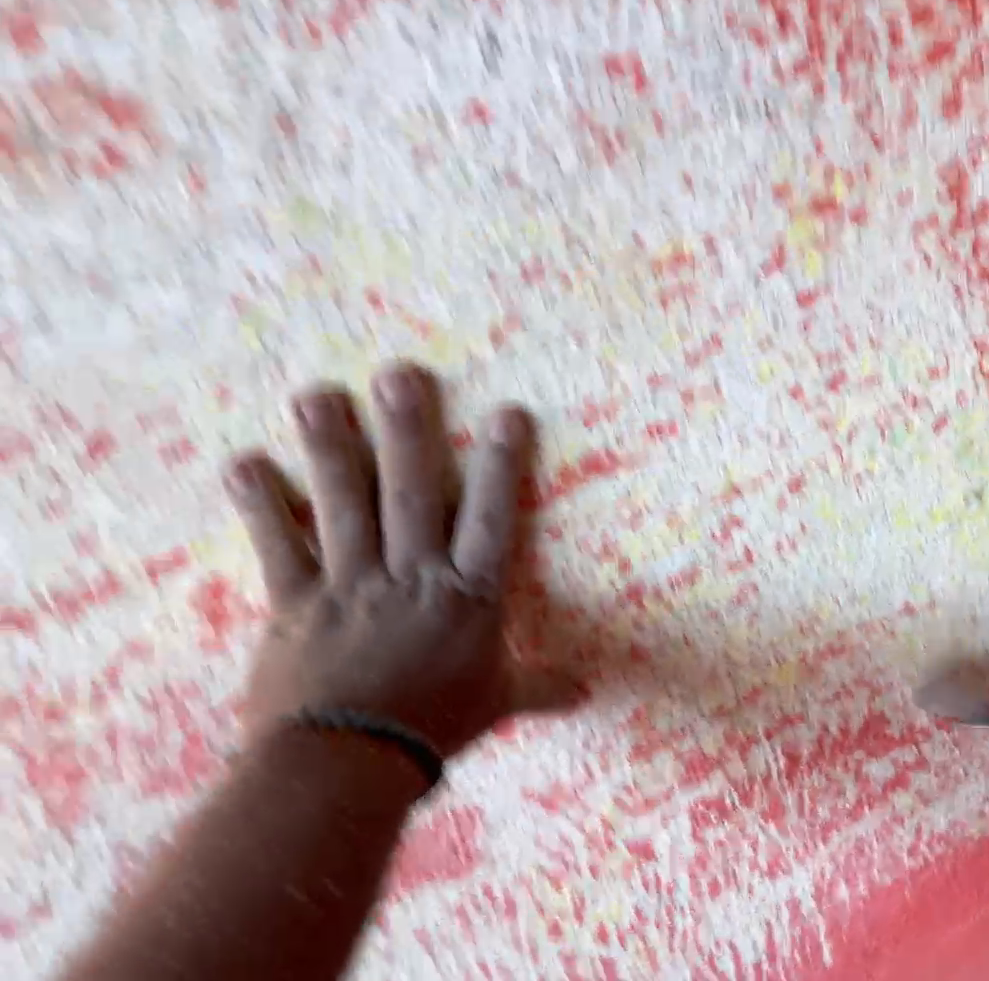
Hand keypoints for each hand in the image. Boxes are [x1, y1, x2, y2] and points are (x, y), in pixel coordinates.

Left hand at [224, 363, 571, 761]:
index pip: (492, 517)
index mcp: (470, 595)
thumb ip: (543, 686)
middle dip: (408, 433)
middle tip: (399, 375)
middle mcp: (413, 577)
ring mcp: (350, 587)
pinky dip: (262, 506)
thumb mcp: (500, 702)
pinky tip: (245, 461)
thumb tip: (588, 691)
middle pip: (411, 495)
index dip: (501, 464)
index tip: (506, 414)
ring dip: (331, 450)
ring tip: (319, 395)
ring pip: (343, 508)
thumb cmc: (436, 727)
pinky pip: (280, 549)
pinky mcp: (295, 606)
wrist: (343, 770)